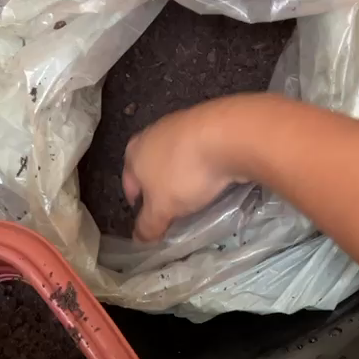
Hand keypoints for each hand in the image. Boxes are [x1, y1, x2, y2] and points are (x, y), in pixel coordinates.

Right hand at [122, 93, 271, 241]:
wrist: (230, 135)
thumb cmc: (184, 173)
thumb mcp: (162, 209)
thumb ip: (148, 226)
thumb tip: (139, 240)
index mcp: (134, 152)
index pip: (129, 184)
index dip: (138, 205)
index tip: (150, 218)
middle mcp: (153, 132)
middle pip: (152, 168)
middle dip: (160, 188)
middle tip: (172, 208)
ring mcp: (181, 122)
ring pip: (176, 157)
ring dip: (183, 174)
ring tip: (196, 193)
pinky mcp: (209, 119)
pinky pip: (200, 148)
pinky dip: (203, 162)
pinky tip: (214, 174)